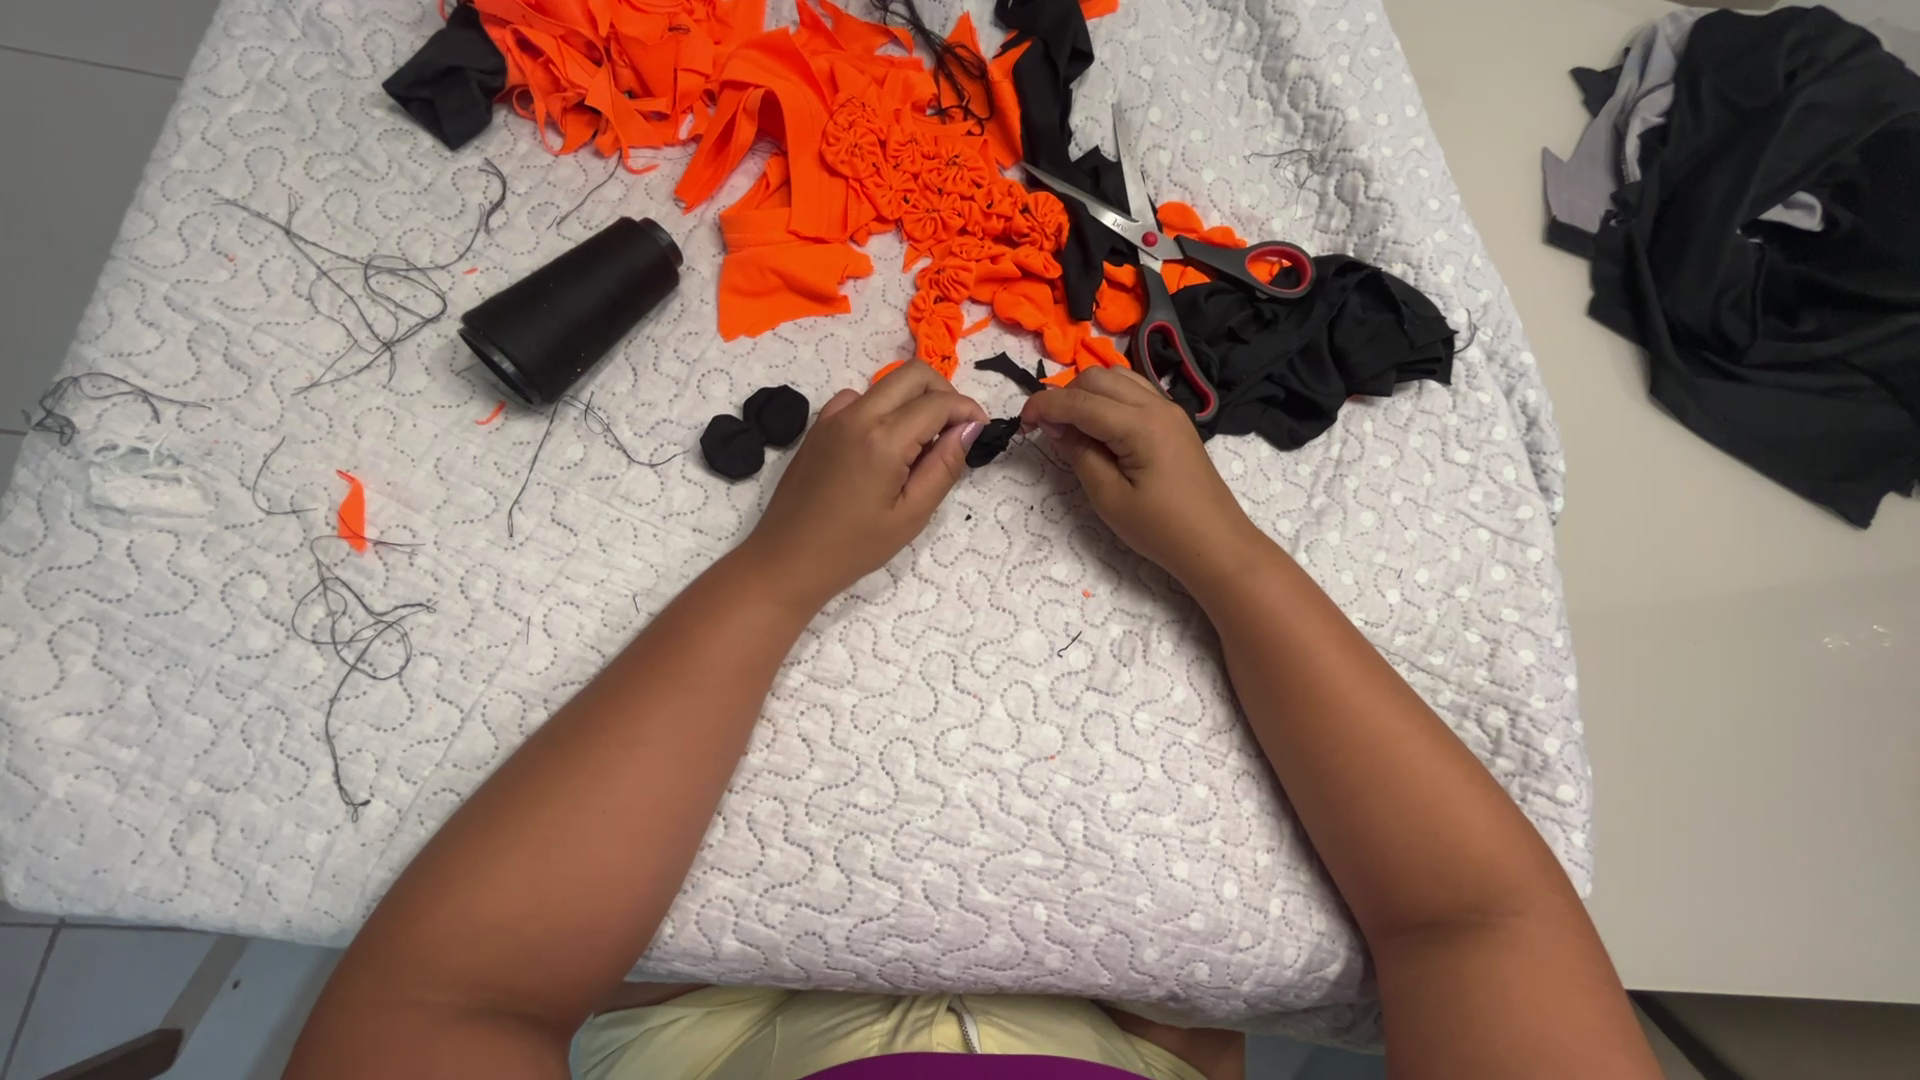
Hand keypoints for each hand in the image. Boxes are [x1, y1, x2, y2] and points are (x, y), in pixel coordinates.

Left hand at [740, 361, 987, 610]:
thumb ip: (944, 466)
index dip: (968, 411)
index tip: (980, 430)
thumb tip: (969, 429)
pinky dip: (881, 409)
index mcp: (883, 439)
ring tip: (919, 444)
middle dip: (943, 392)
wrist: (788, 558)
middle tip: (955, 429)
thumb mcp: (911, 514)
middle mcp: (857, 415)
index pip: (939, 403)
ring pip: (886, 384)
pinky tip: (882, 445)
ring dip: (912, 400)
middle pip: (913, 374)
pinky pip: (858, 399)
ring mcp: (833, 417)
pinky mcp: (819, 426)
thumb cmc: (855, 547)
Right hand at [1020, 367, 1261, 591]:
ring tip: (1070, 427)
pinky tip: (1098, 427)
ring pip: (1116, 378)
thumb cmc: (1161, 529)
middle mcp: (1157, 405)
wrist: (1216, 543)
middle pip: (1097, 377)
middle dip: (1064, 396)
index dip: (1044, 406)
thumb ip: (1079, 453)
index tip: (1022, 422)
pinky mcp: (1173, 420)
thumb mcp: (1109, 498)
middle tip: (1047, 429)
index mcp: (1140, 425)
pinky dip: (1107, 398)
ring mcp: (1169, 410)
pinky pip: (1133, 391)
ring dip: (1086, 394)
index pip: (1080, 401)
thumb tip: (1056, 425)